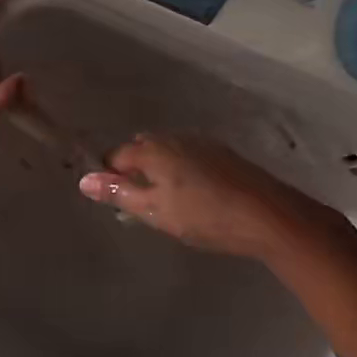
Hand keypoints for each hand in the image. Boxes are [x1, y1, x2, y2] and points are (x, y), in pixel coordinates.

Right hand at [78, 134, 342, 260]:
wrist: (273, 218)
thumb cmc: (205, 216)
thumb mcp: (156, 211)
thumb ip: (119, 193)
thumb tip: (83, 180)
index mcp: (151, 149)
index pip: (115, 156)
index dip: (110, 176)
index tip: (116, 200)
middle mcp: (173, 138)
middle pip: (141, 149)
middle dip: (134, 170)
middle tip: (141, 202)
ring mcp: (201, 143)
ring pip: (167, 152)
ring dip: (160, 169)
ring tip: (168, 199)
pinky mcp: (224, 154)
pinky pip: (189, 156)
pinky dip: (183, 170)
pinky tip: (195, 194)